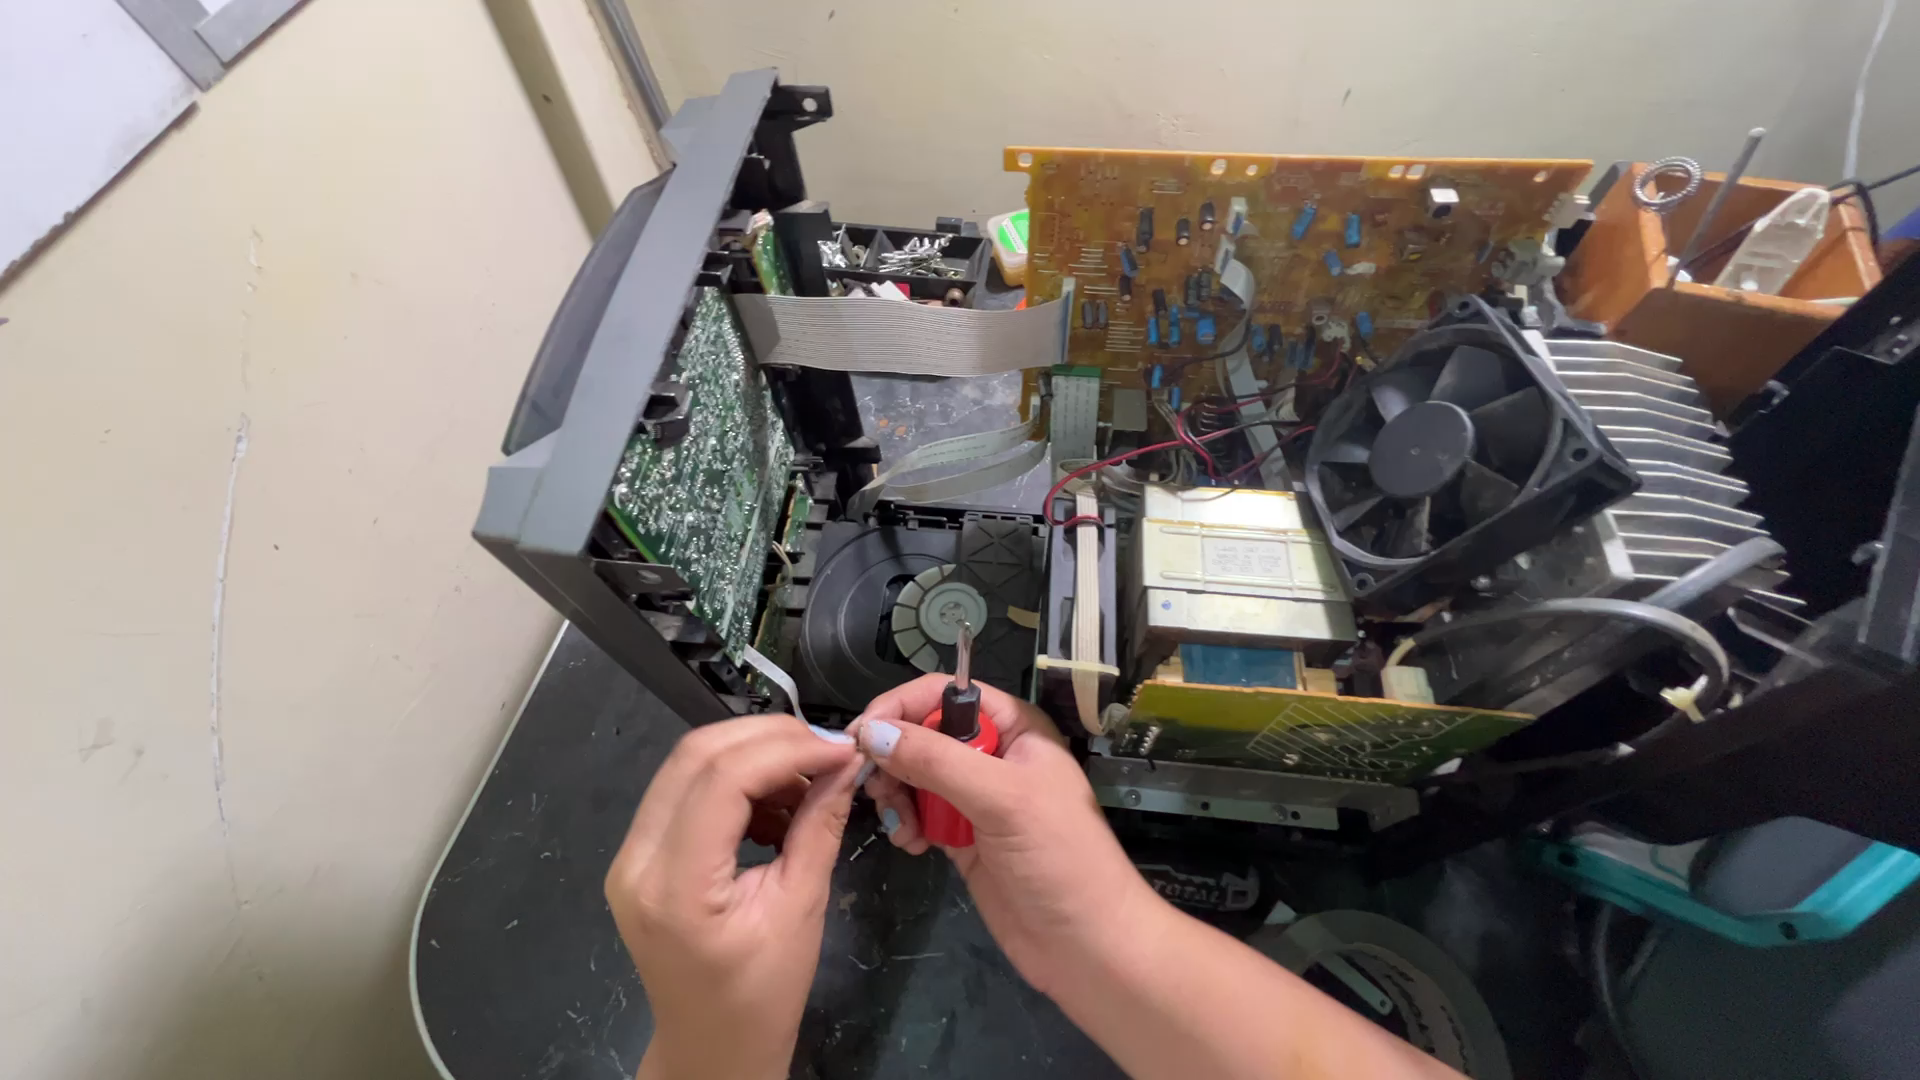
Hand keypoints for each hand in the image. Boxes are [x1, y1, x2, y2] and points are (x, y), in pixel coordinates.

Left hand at [604, 714, 861, 1079]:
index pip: (724, 778)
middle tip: (828, 751)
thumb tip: (848, 761)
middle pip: (698, 754)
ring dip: (755, 754)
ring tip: (808, 780)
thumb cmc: (761, 996)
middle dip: (772, 737)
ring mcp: (631, 853)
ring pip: (691, 762)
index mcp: (674, 886)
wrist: (710, 1051)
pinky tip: (777, 801)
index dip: (788, 749)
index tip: (842, 750)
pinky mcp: (642, 851)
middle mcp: (636, 859)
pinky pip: (689, 786)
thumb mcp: (802, 908)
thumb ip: (821, 825)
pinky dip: (739, 777)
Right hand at [853, 676, 1157, 993]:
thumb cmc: (1059, 857)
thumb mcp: (1000, 798)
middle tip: (876, 787)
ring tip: (899, 825)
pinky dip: (907, 823)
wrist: (1087, 946)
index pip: (948, 693)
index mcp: (1015, 727)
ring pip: (916, 774)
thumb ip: (936, 760)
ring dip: (898, 795)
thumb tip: (871, 732)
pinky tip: (912, 844)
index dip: (903, 705)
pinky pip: (920, 812)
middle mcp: (993, 753)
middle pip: (925, 733)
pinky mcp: (963, 835)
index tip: (863, 732)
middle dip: (895, 756)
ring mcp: (977, 796)